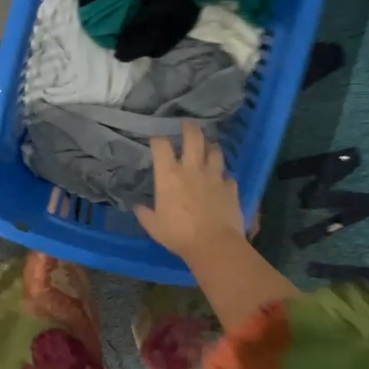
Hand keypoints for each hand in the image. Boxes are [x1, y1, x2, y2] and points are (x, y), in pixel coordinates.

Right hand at [136, 120, 244, 259]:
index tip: (156, 138)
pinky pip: (228, 176)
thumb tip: (137, 206)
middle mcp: (192, 169)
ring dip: (211, 147)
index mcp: (169, 175)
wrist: (213, 244)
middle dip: (189, 128)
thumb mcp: (153, 226)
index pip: (161, 146)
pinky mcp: (230, 187)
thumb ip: (145, 213)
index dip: (158, 138)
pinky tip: (222, 180)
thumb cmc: (178, 234)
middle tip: (187, 124)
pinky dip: (224, 176)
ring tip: (208, 147)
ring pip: (215, 151)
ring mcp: (214, 176)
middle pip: (194, 138)